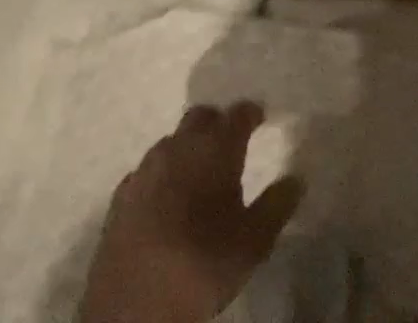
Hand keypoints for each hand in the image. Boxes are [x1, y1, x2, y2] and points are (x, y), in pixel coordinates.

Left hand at [79, 102, 304, 322]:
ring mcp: (144, 172)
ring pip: (171, 142)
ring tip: (202, 171)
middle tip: (233, 141)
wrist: (132, 309)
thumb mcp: (254, 241)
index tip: (261, 118)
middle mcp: (177, 149)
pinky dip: (164, 173)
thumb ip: (278, 204)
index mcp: (214, 151)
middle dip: (217, 123)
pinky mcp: (120, 198)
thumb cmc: (202, 266)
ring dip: (189, 146)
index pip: (236, 114)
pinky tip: (170, 198)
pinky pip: (148, 170)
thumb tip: (297, 178)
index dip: (251, 113)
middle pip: (199, 118)